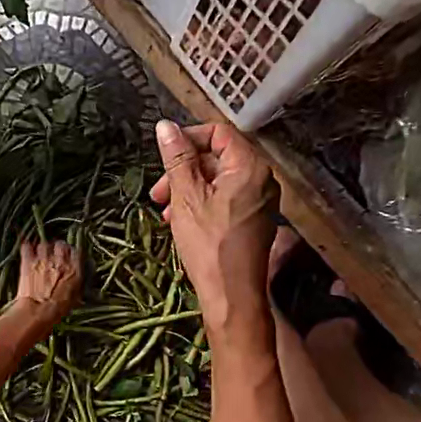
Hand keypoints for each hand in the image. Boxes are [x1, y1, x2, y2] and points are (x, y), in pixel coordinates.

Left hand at [11, 239, 81, 325]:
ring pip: (44, 244)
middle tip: (55, 257)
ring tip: (41, 257)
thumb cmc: (58, 308)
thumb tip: (79, 275)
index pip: (77, 251)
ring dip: (43, 249)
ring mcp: (42, 258)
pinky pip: (27, 247)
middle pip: (60, 244)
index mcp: (74, 268)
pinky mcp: (27, 261)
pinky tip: (27, 253)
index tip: (70, 258)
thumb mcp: (76, 296)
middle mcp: (59, 259)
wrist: (37, 312)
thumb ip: (78, 281)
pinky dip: (27, 249)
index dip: (72, 254)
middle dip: (58, 249)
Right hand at [151, 120, 275, 329]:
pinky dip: (201, 204)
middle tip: (158, 191)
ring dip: (187, 190)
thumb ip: (177, 158)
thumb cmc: (210, 245)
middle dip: (183, 170)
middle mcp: (262, 180)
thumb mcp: (187, 197)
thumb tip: (165, 126)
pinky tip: (180, 222)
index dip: (188, 139)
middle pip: (217, 158)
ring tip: (165, 211)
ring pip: (218, 181)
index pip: (219, 133)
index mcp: (250, 168)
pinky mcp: (253, 221)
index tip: (164, 156)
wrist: (232, 295)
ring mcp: (260, 202)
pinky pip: (225, 200)